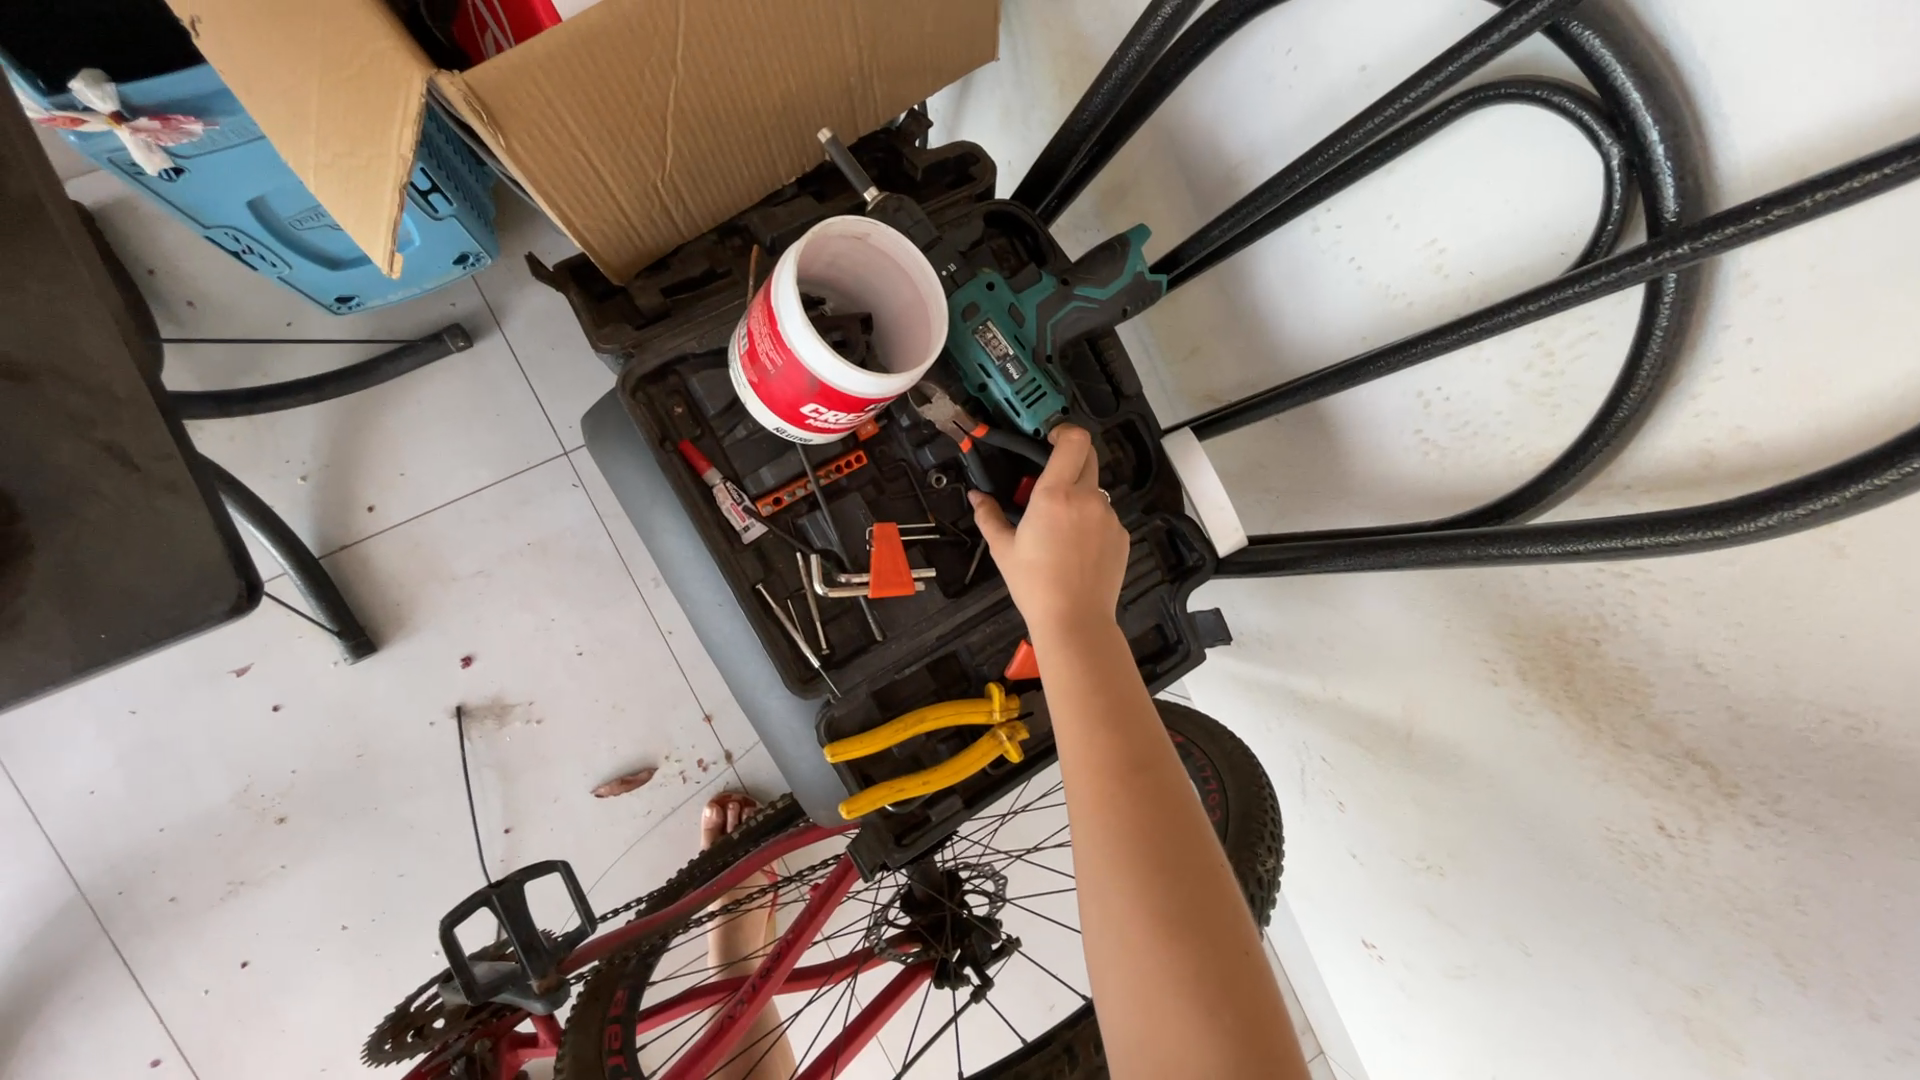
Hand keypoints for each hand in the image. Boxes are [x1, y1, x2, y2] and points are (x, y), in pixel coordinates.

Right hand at [969, 424, 1129, 640]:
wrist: (1074, 619)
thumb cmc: (1034, 585)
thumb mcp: (1003, 549)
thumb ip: (989, 516)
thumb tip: (976, 497)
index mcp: (1054, 495)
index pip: (1073, 440)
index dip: (1064, 432)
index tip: (1051, 441)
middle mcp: (1086, 499)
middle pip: (1088, 457)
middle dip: (1070, 461)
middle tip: (1051, 483)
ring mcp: (1108, 516)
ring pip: (1095, 491)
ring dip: (1079, 497)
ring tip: (1061, 529)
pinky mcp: (1121, 535)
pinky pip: (1105, 517)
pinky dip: (1092, 523)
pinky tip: (1077, 549)